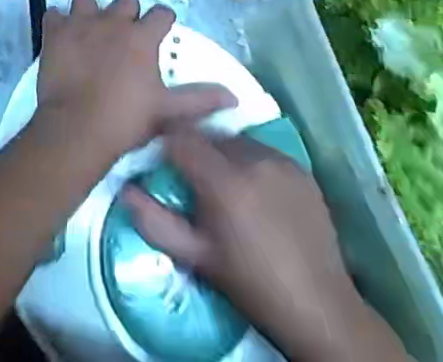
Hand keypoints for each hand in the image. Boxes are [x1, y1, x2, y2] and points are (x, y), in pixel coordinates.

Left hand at [29, 0, 234, 169]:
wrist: (76, 128)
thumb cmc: (126, 120)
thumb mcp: (168, 111)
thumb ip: (200, 99)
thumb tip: (234, 95)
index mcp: (142, 37)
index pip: (161, 13)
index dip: (162, 21)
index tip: (160, 32)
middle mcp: (113, 21)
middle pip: (125, 1)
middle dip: (127, 14)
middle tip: (124, 36)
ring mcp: (80, 23)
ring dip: (90, 11)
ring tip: (90, 30)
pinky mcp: (54, 31)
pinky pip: (55, 13)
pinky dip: (59, 22)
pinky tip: (63, 36)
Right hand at [124, 128, 405, 361]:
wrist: (318, 308)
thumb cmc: (248, 283)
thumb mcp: (194, 257)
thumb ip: (154, 220)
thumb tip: (124, 188)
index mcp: (221, 179)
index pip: (178, 135)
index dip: (164, 143)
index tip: (160, 160)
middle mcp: (251, 158)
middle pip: (207, 135)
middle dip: (194, 150)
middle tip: (192, 180)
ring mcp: (280, 160)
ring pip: (235, 141)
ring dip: (223, 155)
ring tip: (224, 186)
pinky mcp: (301, 168)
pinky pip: (262, 152)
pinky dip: (250, 163)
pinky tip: (254, 191)